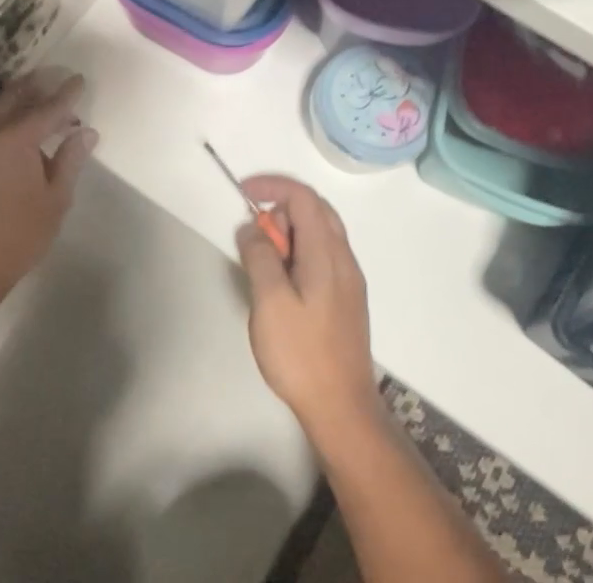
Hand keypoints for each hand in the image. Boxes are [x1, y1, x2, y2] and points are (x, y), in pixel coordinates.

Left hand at [0, 70, 95, 315]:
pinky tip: (16, 138)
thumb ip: (70, 161)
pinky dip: (2, 126)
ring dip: (17, 106)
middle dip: (35, 87)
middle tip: (55, 78)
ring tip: (39, 104)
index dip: (65, 95)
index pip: (45, 109)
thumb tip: (85, 133)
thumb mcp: (55, 200)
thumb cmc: (17, 238)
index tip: (79, 80)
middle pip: (12, 100)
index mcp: (12, 142)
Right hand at [235, 176, 380, 435]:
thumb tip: (253, 227)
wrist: (341, 406)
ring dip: (289, 232)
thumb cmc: (301, 354)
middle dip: (281, 209)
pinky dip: (298, 252)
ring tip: (263, 262)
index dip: (273, 186)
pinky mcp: (346, 300)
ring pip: (321, 234)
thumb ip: (260, 257)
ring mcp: (349, 280)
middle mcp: (344, 259)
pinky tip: (281, 282)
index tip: (243, 195)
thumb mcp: (269, 302)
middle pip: (316, 210)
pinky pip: (322, 256)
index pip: (304, 197)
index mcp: (327, 255)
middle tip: (253, 237)